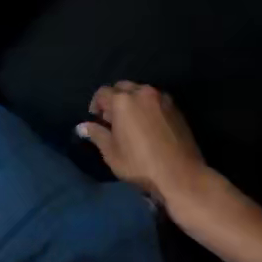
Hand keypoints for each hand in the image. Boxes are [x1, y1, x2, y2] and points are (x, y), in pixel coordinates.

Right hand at [80, 82, 212, 209]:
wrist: (179, 174)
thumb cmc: (139, 164)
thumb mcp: (111, 152)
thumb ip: (96, 134)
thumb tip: (82, 126)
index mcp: (123, 100)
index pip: (102, 93)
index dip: (96, 105)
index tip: (96, 121)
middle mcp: (142, 92)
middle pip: (122, 87)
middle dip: (114, 100)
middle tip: (112, 121)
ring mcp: (162, 98)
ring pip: (141, 91)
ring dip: (132, 101)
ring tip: (131, 123)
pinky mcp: (175, 107)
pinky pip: (155, 100)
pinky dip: (148, 106)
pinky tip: (148, 125)